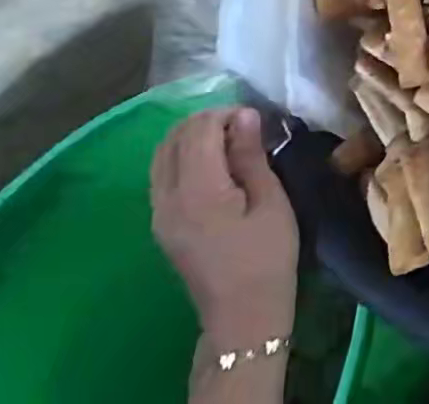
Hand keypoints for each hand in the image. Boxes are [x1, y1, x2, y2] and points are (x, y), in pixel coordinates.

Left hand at [151, 108, 298, 344]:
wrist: (242, 315)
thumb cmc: (267, 256)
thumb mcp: (271, 201)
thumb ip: (251, 156)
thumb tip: (244, 115)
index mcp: (198, 191)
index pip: (199, 130)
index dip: (226, 114)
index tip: (255, 121)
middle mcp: (167, 198)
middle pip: (175, 137)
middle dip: (207, 121)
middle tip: (243, 127)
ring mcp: (158, 212)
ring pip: (162, 152)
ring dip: (192, 135)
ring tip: (227, 140)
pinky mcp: (159, 223)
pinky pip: (161, 172)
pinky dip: (181, 154)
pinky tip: (210, 162)